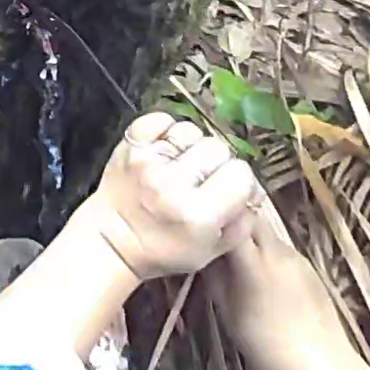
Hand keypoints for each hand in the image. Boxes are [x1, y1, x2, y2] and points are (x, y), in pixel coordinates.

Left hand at [77, 111, 259, 280]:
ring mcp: (148, 159)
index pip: (240, 174)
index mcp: (197, 214)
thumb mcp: (212, 251)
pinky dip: (167, 129)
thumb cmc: (165, 249)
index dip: (238, 181)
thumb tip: (256, 190)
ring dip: (192, 146)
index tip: (228, 189)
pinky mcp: (130, 143)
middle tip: (202, 179)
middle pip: (217, 148)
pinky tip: (166, 147)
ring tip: (182, 163)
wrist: (113, 239)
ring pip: (191, 131)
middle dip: (216, 163)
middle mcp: (172, 183)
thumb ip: (242, 222)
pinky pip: (161, 118)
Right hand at [205, 189, 369, 369]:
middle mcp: (275, 250)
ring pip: (267, 232)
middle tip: (218, 236)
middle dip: (233, 220)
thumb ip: (214, 275)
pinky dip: (269, 253)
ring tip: (242, 260)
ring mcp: (296, 257)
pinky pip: (282, 248)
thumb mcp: (228, 312)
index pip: (231, 217)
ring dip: (252, 237)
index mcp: (252, 261)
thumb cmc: (267, 346)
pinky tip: (268, 279)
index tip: (203, 218)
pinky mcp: (310, 267)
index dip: (216, 213)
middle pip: (250, 216)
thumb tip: (202, 251)